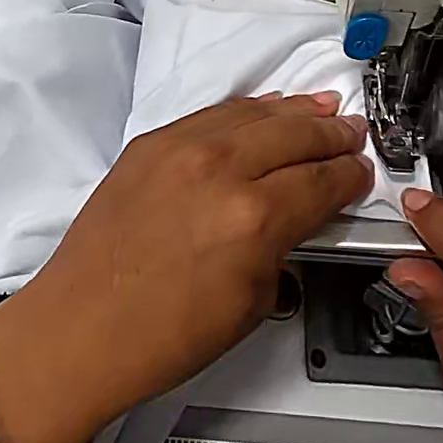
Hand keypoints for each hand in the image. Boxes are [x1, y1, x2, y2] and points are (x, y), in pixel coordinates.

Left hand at [0, 93, 372, 442]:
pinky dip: (250, 111)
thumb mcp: (252, 300)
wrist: (79, 330)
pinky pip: (215, 113)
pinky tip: (267, 111)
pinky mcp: (152, 141)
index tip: (362, 170)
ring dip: (297, 112)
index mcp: (254, 218)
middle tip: (354, 132)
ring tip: (323, 108)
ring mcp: (182, 147)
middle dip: (334, 134)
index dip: (350, 175)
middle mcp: (221, 169)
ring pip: (257, 113)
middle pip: (297, 134)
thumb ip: (286, 242)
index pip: (321, 181)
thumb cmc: (169, 334)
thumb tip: (303, 209)